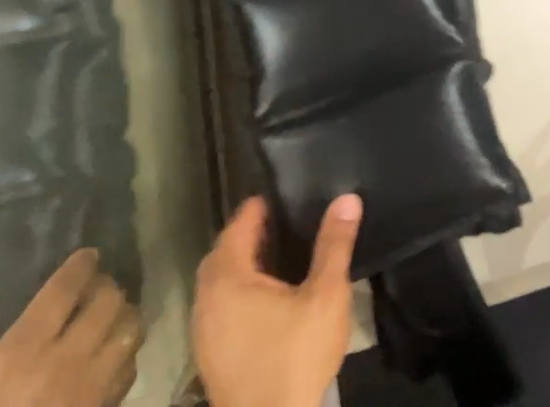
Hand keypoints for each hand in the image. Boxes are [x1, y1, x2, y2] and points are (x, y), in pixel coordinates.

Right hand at [0, 249, 140, 406]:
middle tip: (98, 286)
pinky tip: (113, 356)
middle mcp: (66, 360)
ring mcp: (92, 387)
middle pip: (109, 302)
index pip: (64, 291)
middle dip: (108, 287)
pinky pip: (130, 368)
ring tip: (112, 314)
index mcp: (21, 352)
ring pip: (130, 330)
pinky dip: (127, 353)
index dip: (80, 267)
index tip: (88, 255)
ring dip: (125, 315)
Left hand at [193, 194, 362, 406]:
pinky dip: (239, 292)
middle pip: (222, 254)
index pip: (238, 226)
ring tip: (280, 257)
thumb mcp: (325, 295)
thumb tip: (346, 199)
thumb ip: (334, 245)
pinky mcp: (210, 354)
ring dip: (243, 265)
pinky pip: (220, 306)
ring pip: (218, 283)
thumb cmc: (296, 355)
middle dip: (249, 235)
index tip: (283, 195)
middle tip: (285, 222)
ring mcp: (203, 330)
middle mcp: (206, 300)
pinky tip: (269, 299)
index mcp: (228, 279)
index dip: (259, 208)